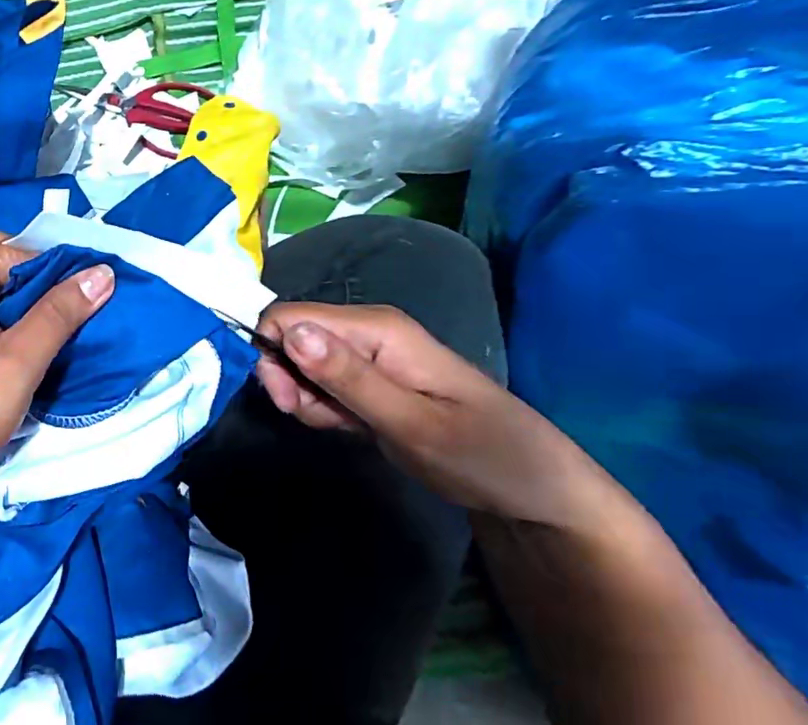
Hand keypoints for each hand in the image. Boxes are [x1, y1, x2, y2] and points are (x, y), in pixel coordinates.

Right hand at [254, 302, 621, 530]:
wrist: (533, 492)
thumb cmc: (481, 455)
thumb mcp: (412, 423)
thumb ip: (347, 376)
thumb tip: (289, 331)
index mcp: (376, 327)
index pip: (289, 316)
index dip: (273, 352)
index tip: (287, 399)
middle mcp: (365, 331)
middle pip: (290, 338)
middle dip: (288, 379)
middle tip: (314, 418)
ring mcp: (366, 356)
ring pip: (300, 364)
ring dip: (304, 397)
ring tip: (341, 427)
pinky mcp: (367, 380)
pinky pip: (320, 383)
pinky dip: (320, 406)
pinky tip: (346, 427)